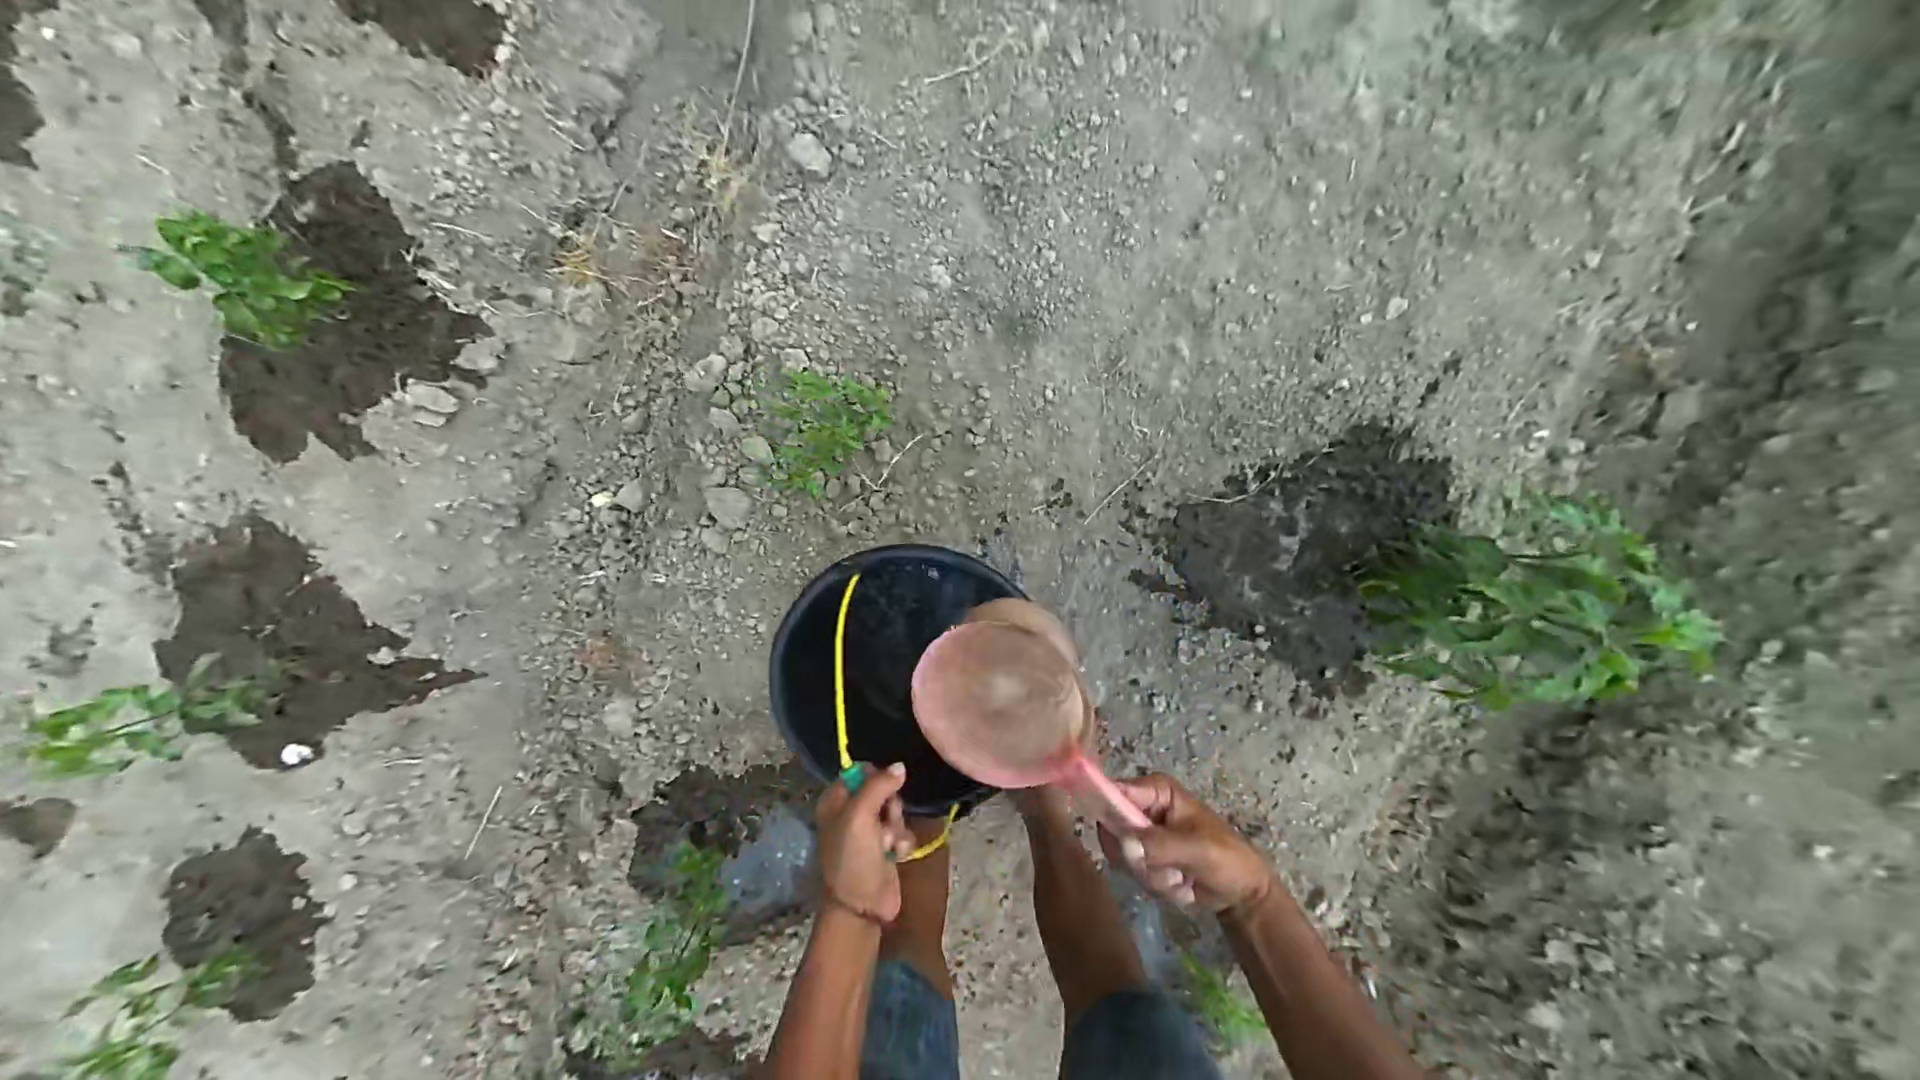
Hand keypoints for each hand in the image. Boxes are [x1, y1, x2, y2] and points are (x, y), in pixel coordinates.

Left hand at [814, 762, 915, 922]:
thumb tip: (900, 766)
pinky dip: (902, 842)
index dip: (877, 778)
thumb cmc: (853, 857)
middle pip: (884, 790)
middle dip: (891, 806)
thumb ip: (878, 785)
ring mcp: (869, 831)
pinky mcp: (886, 847)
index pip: (861, 771)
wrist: (863, 906)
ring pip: (896, 811)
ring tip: (888, 844)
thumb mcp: (860, 815)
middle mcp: (851, 812)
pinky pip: (903, 831)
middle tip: (885, 822)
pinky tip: (897, 854)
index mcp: (836, 800)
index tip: (885, 788)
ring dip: (897, 827)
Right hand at [1097, 772, 1274, 916]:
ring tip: (1179, 878)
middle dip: (1137, 856)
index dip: (1109, 813)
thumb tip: (1125, 843)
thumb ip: (1160, 845)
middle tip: (1163, 869)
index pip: (1115, 792)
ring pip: (1121, 853)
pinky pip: (1130, 870)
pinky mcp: (1142, 854)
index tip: (1124, 843)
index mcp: (1156, 789)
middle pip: (1112, 827)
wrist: (1242, 892)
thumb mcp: (1197, 850)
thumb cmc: (1227, 859)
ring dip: (1149, 873)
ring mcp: (1140, 831)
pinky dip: (1153, 883)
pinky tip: (1178, 885)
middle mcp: (1142, 805)